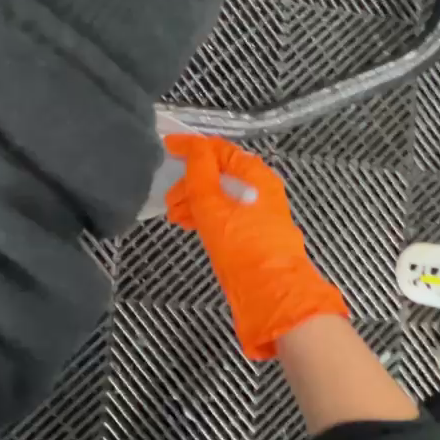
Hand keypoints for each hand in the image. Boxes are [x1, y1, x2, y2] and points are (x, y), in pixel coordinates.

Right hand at [164, 135, 346, 359]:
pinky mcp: (254, 232)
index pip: (217, 149)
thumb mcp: (212, 205)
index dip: (189, 146)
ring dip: (194, 199)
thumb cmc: (243, 247)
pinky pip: (225, 213)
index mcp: (255, 174)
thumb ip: (200, 173)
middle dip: (189, 180)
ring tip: (175, 215)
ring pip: (220, 194)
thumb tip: (193, 148)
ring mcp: (258, 211)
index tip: (166, 147)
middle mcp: (260, 188)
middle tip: (169, 196)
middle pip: (218, 172)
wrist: (273, 293)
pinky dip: (205, 214)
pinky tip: (190, 224)